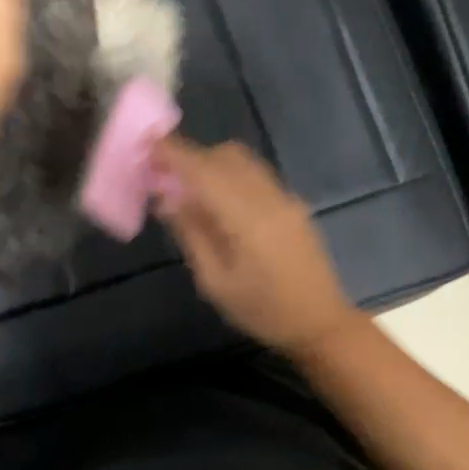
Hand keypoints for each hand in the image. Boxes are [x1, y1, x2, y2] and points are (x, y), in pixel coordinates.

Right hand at [154, 138, 356, 354]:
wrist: (321, 323)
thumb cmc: (263, 311)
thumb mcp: (215, 282)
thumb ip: (191, 234)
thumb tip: (167, 198)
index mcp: (246, 219)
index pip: (203, 172)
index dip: (173, 153)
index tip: (147, 145)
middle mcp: (267, 198)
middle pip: (223, 156)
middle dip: (189, 156)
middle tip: (161, 172)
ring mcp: (284, 197)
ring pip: (241, 159)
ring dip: (209, 162)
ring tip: (185, 184)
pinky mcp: (292, 202)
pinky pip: (254, 172)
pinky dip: (228, 172)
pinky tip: (215, 197)